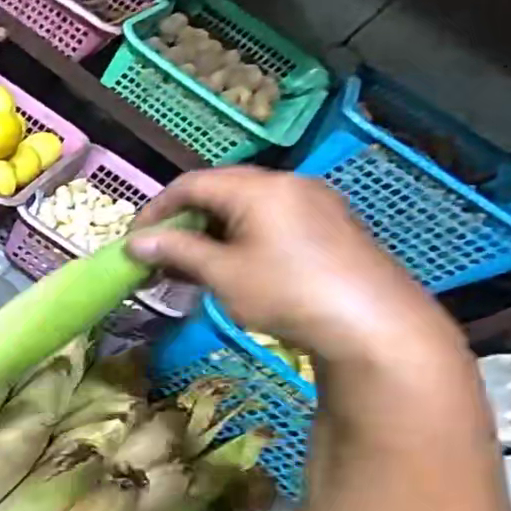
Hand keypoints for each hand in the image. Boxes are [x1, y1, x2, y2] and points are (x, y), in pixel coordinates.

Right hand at [126, 166, 457, 365]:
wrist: (376, 326)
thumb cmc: (286, 291)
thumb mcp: (218, 272)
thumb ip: (173, 250)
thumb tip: (134, 242)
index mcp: (260, 189)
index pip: (189, 185)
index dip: (154, 209)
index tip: (134, 240)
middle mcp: (289, 186)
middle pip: (217, 189)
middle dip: (180, 217)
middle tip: (157, 247)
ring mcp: (314, 204)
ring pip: (242, 205)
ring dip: (206, 228)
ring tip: (185, 261)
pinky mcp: (328, 226)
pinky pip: (268, 218)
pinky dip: (236, 235)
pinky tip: (224, 263)